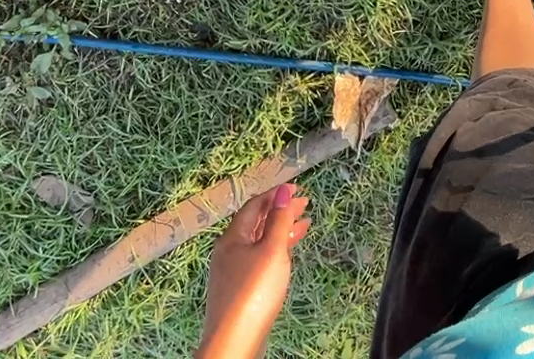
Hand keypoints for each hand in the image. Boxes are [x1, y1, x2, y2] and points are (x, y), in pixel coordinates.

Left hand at [197, 183, 310, 358]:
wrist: (234, 344)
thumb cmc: (254, 292)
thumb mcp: (271, 250)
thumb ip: (278, 220)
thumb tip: (283, 191)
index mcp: (232, 238)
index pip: (254, 206)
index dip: (275, 195)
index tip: (296, 188)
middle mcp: (229, 252)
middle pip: (256, 223)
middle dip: (280, 211)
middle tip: (304, 203)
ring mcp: (233, 272)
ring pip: (259, 242)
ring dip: (280, 230)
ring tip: (304, 223)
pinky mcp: (241, 290)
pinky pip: (260, 259)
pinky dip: (276, 250)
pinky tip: (288, 252)